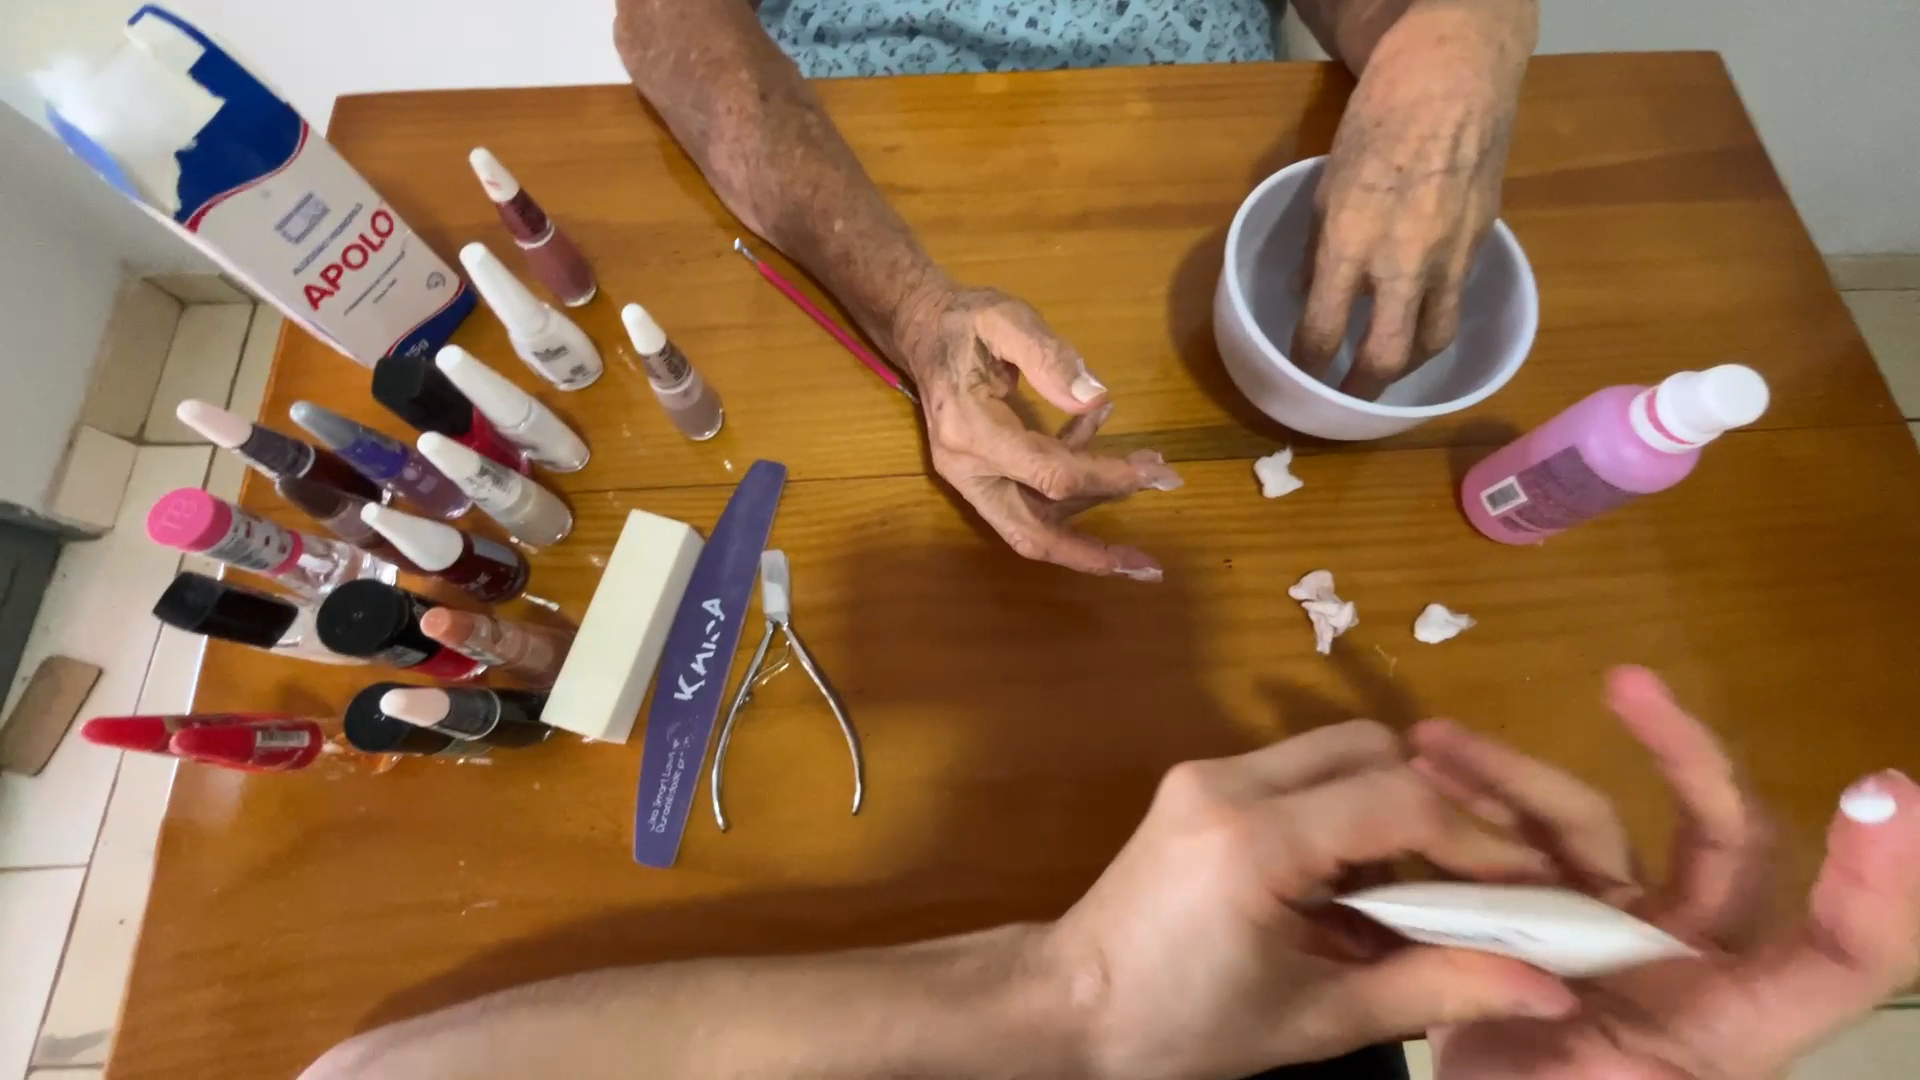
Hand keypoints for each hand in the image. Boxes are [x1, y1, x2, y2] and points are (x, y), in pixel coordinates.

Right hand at [892, 282, 1180, 579]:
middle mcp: (968, 470)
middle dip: (1090, 554)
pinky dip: (1072, 476)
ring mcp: (972, 478)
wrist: (921, 329)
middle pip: (1030, 535)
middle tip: (1148, 566)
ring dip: (1093, 506)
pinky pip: (1032, 493)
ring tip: (1150, 472)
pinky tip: (1098, 426)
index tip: (1157, 471)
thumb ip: (1048, 356)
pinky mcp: (983, 475)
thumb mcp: (1005, 319)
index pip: (1049, 475)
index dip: (1106, 478)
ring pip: (1035, 521)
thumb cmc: (963, 320)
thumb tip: (1093, 398)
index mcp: (971, 432)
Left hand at [1045, 722, 1579, 1079]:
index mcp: (1252, 839)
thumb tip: (1549, 980)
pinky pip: (1293, 772)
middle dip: (1436, 802)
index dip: (1478, 837)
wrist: (1073, 998)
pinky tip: (1362, 878)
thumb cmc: (1183, 1027)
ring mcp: (1205, 773)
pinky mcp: (1197, 783)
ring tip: (1429, 886)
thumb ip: (1432, 989)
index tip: (1534, 886)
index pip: (1394, 799)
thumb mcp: (1315, 1019)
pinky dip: (1343, 808)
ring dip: (1389, 802)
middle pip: (1364, 747)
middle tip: (1484, 879)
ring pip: (1329, 752)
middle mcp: (1225, 781)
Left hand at [1294, 0, 1535, 398]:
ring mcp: (1450, 255)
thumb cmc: (1373, 130)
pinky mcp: (1482, 244)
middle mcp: (1403, 261)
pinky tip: (1417, 330)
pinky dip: (1434, 327)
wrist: (1453, 80)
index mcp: (1351, 246)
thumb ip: (1318, 254)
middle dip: (1360, 387)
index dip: (1308, 364)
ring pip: (1433, 339)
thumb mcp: (1324, 194)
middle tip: (1344, 401)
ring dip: (1405, 367)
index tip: (1300, 377)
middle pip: (1386, 355)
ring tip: (1383, 375)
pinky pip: (1458, 303)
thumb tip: (1310, 298)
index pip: (1323, 331)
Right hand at [1409, 666, 1919, 1078]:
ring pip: (1579, 818)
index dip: (1877, 883)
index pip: (1842, 954)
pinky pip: (1508, 830)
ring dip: (1505, 771)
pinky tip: (1421, 772)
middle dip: (1680, 751)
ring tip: (1427, 743)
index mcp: (1729, 1012)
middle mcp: (1678, 943)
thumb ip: (1627, 1077)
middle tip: (1621, 680)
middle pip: (1713, 837)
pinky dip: (1467, 794)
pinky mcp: (1532, 894)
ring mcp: (1602, 910)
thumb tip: (1620, 1037)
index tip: (1889, 792)